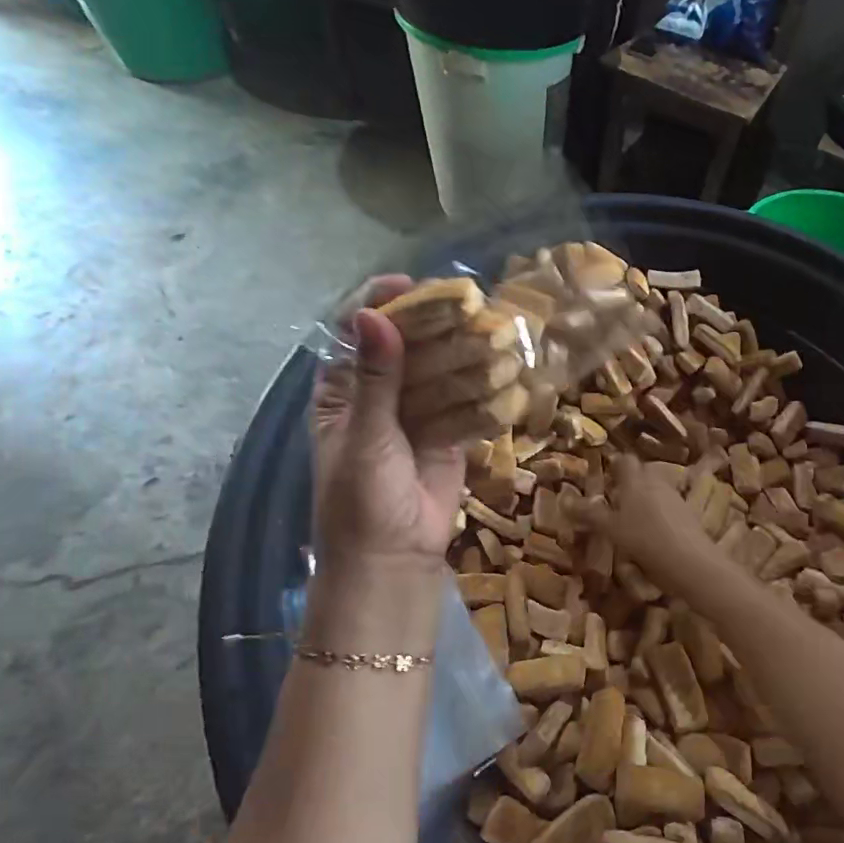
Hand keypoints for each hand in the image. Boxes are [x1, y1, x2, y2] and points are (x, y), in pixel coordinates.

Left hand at [309, 276, 466, 580]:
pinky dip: (481, 386)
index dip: (376, 305)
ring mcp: (417, 414)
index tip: (406, 285)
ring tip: (489, 327)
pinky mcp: (449, 433)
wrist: (394, 557)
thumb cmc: (361, 499)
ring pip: (438, 371)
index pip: (356, 335)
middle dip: (430, 325)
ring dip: (461, 351)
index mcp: (342, 392)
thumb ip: (376, 379)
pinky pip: (465, 402)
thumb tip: (375, 316)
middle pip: (405, 347)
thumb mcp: (364, 435)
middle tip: (462, 303)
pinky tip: (502, 364)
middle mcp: (380, 395)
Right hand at [576, 455, 726, 592]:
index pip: (625, 460)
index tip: (603, 477)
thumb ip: (589, 513)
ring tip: (629, 518)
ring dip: (643, 498)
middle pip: (641, 473)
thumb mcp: (611, 529)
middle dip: (628, 482)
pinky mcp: (687, 513)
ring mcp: (674, 497)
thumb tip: (563, 498)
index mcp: (636, 480)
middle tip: (612, 500)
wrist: (690, 561)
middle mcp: (656, 482)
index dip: (614, 465)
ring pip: (655, 489)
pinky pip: (666, 505)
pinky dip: (656, 512)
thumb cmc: (644, 539)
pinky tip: (650, 531)